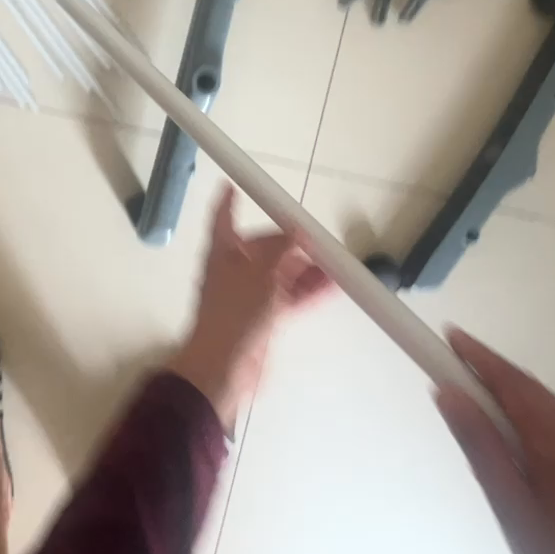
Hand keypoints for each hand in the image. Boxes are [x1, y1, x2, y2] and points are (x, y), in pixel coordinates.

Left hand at [169, 185, 332, 428]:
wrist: (224, 368)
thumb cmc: (233, 314)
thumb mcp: (260, 274)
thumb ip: (281, 250)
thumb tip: (296, 232)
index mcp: (221, 253)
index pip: (223, 219)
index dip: (227, 202)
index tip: (231, 185)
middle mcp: (233, 271)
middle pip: (262, 248)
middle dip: (288, 242)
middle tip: (315, 238)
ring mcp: (249, 296)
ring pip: (281, 274)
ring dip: (305, 267)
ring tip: (334, 261)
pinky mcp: (264, 320)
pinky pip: (290, 297)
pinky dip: (309, 291)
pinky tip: (333, 285)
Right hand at [435, 328, 554, 553]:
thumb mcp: (507, 504)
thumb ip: (478, 444)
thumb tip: (448, 392)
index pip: (512, 383)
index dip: (477, 355)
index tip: (447, 335)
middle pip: (531, 389)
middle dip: (489, 369)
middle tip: (449, 360)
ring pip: (545, 406)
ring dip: (508, 390)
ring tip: (471, 392)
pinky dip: (527, 411)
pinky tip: (509, 427)